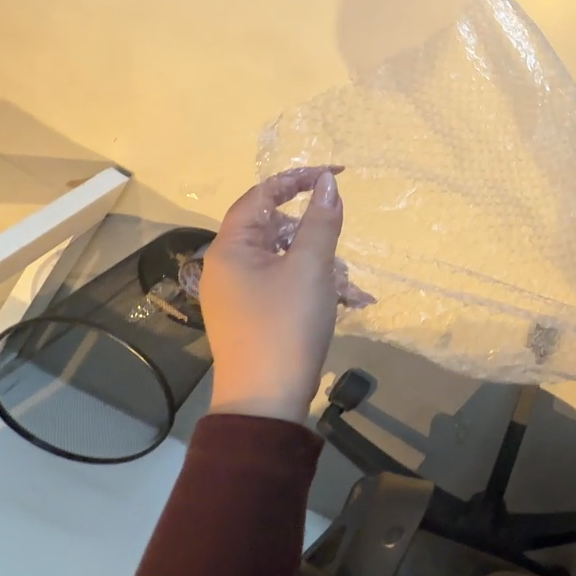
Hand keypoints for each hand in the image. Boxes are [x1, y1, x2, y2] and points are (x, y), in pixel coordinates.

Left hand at [201, 167, 343, 423]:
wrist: (266, 400)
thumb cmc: (286, 325)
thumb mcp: (311, 267)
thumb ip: (321, 220)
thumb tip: (328, 183)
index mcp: (230, 248)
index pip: (260, 196)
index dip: (297, 179)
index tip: (336, 175)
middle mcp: (226, 266)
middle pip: (274, 227)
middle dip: (315, 233)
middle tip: (341, 245)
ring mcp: (238, 293)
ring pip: (285, 257)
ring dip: (322, 263)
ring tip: (348, 287)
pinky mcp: (252, 314)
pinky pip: (286, 283)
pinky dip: (315, 285)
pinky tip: (347, 302)